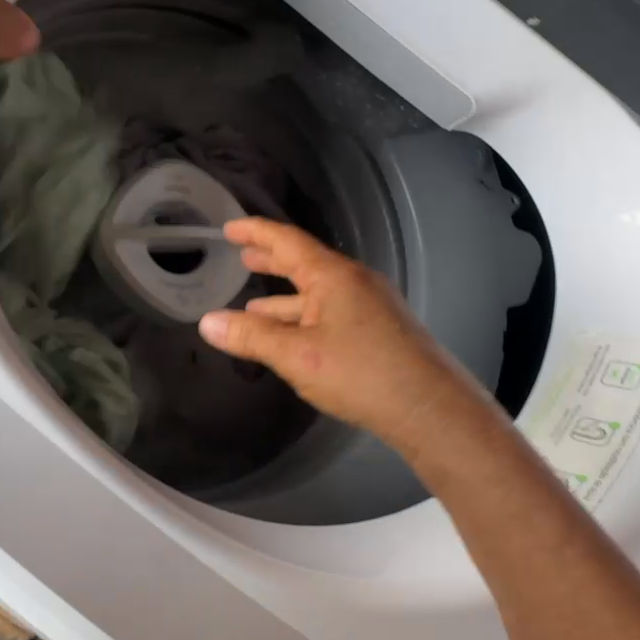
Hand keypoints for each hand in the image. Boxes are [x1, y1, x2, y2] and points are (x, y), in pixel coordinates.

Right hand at [197, 218, 506, 460]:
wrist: (433, 411)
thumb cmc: (361, 374)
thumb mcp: (295, 356)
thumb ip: (249, 337)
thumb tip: (207, 322)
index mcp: (333, 277)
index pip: (287, 242)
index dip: (256, 232)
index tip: (229, 228)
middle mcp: (355, 283)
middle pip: (305, 263)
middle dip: (272, 261)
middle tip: (243, 256)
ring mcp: (371, 307)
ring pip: (317, 293)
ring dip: (284, 297)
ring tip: (253, 306)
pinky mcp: (380, 331)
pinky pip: (331, 312)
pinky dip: (302, 316)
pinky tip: (291, 336)